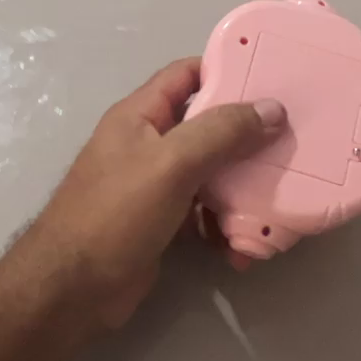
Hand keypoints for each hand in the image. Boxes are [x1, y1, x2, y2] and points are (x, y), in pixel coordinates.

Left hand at [17, 58, 284, 329]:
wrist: (72, 291)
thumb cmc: (116, 213)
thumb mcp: (172, 163)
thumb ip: (221, 132)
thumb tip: (272, 108)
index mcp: (141, 114)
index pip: (187, 74)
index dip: (226, 69)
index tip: (271, 77)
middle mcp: (148, 143)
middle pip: (206, 125)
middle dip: (246, 135)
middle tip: (289, 141)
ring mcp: (155, 184)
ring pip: (210, 172)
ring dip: (241, 187)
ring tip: (274, 201)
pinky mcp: (163, 222)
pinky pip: (203, 212)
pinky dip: (224, 224)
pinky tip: (242, 246)